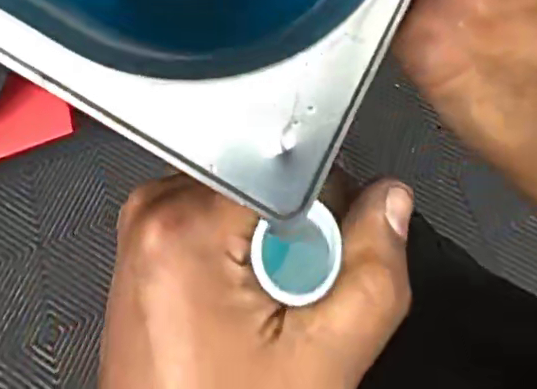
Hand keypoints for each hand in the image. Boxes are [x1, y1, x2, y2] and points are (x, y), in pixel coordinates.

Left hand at [100, 175, 413, 388]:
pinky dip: (240, 249)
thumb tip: (390, 201)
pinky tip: (236, 304)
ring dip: (269, 243)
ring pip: (247, 198)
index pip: (293, 172)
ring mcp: (146, 222)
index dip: (328, 214)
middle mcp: (156, 208)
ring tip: (258, 309)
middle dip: (298, 233)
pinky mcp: (147, 238)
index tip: (321, 266)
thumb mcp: (319, 363)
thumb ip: (372, 276)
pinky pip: (217, 217)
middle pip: (268, 182)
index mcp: (186, 222)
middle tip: (286, 301)